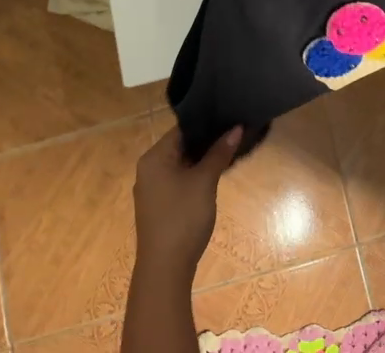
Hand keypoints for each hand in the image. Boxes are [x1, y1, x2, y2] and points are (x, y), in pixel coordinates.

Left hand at [132, 126, 242, 277]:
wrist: (165, 268)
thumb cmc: (182, 217)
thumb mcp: (204, 181)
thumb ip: (219, 153)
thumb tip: (236, 128)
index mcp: (154, 158)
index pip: (181, 129)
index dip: (206, 122)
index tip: (229, 116)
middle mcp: (148, 169)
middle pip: (181, 146)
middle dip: (207, 140)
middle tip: (235, 131)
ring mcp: (153, 189)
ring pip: (181, 164)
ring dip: (203, 158)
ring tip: (230, 148)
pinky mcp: (159, 205)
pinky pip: (179, 180)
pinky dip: (196, 174)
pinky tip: (216, 173)